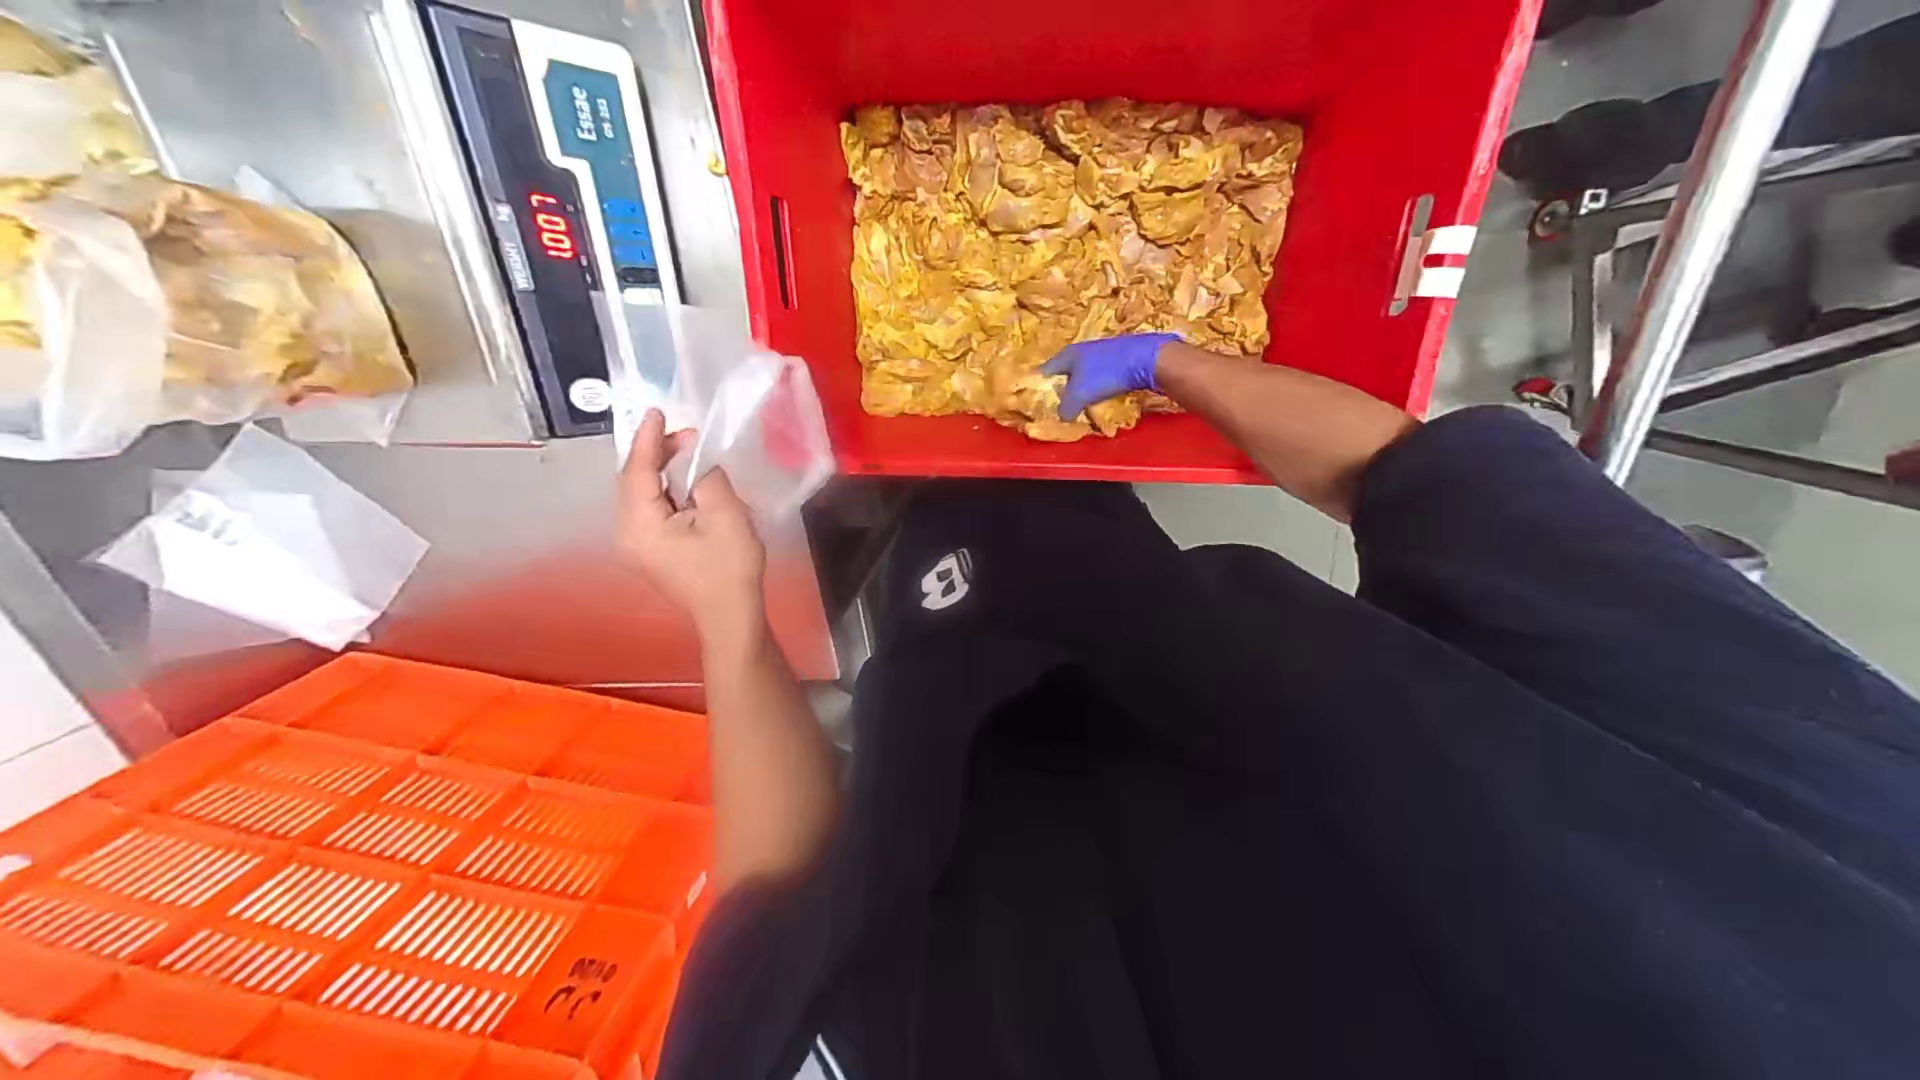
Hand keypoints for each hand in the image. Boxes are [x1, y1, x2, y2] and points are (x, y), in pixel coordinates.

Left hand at [617, 409, 766, 642]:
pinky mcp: (651, 551)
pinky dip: (666, 489)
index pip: (637, 471)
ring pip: (642, 495)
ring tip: (689, 452)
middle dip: (657, 453)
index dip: (649, 439)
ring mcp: (637, 545)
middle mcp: (627, 534)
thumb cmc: (728, 568)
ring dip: (663, 471)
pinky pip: (651, 509)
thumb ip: (708, 478)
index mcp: (639, 525)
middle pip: (634, 481)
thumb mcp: (726, 515)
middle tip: (688, 435)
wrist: (731, 616)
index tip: (657, 411)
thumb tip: (700, 464)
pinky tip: (685, 482)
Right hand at [1040, 333, 1180, 420]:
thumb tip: (1063, 416)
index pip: (1046, 371)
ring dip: (1082, 388)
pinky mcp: (1119, 358)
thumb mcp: (1079, 396)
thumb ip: (1066, 408)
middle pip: (1066, 372)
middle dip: (1063, 388)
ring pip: (1084, 374)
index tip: (1039, 400)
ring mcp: (1102, 353)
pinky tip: (1102, 396)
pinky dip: (1098, 386)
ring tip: (1081, 403)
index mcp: (1067, 355)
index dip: (1041, 385)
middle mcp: (1082, 350)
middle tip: (1060, 405)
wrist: (1146, 360)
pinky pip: (1101, 376)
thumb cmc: (1105, 375)